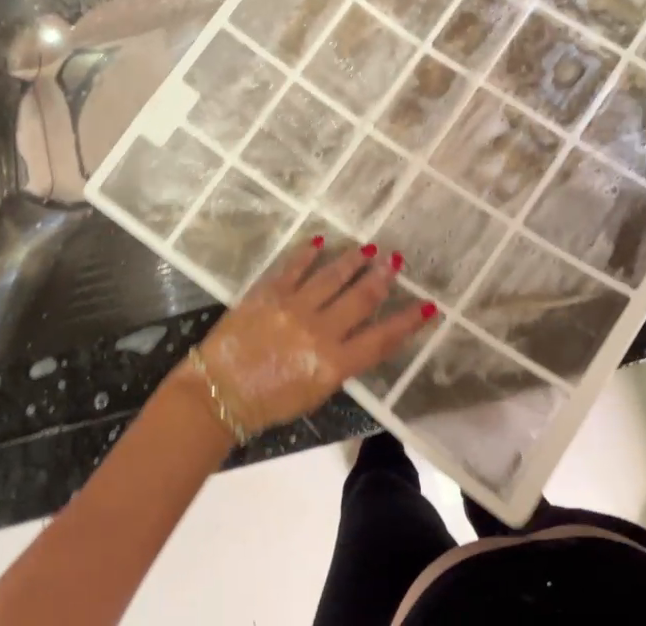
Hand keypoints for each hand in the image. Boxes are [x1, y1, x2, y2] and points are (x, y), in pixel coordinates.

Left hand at [185, 239, 433, 438]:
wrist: (217, 394)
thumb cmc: (268, 404)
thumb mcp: (315, 394)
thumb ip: (338, 365)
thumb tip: (356, 338)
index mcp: (333, 364)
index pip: (381, 339)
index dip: (408, 322)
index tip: (429, 306)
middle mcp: (319, 332)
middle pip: (361, 299)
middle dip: (382, 279)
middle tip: (397, 261)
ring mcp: (293, 309)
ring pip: (332, 277)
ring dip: (353, 261)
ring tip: (369, 249)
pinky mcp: (268, 294)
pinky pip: (293, 268)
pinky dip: (307, 254)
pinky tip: (320, 242)